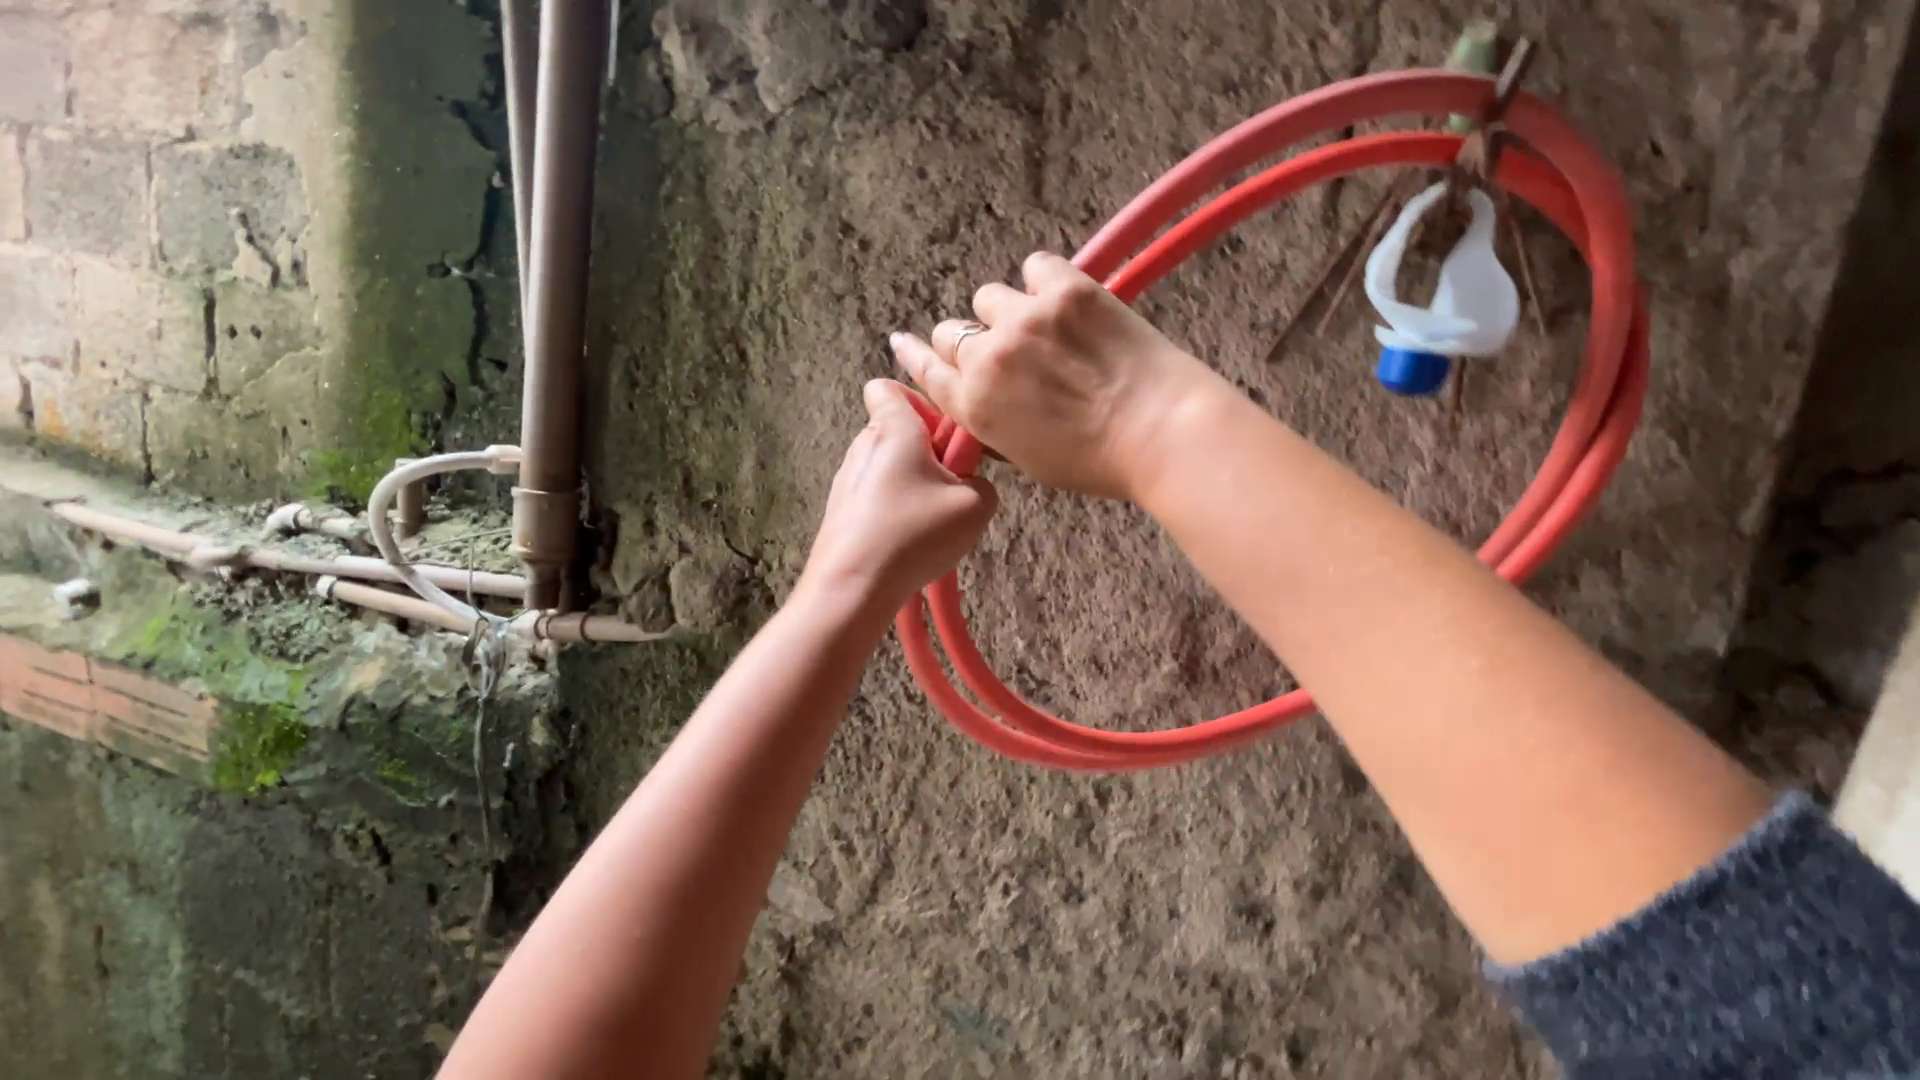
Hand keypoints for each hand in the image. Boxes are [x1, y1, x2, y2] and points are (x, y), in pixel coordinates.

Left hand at [799, 380, 998, 611]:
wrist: (853, 586)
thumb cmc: (914, 535)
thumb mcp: (976, 507)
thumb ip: (983, 483)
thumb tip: (969, 485)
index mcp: (893, 428)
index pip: (889, 386)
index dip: (920, 401)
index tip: (944, 436)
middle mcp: (863, 445)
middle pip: (897, 430)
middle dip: (928, 452)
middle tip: (950, 486)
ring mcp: (847, 479)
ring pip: (889, 467)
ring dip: (914, 485)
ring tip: (931, 522)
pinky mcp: (841, 511)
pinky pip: (877, 496)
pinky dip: (895, 510)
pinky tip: (909, 543)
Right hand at [889, 252, 1224, 500]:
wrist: (1160, 431)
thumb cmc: (1101, 460)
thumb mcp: (1031, 458)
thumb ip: (996, 422)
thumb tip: (990, 398)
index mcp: (975, 406)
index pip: (927, 371)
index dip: (915, 355)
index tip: (904, 342)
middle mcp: (988, 358)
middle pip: (951, 331)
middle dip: (972, 340)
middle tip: (1006, 349)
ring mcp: (1024, 319)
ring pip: (990, 297)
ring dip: (1009, 310)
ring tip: (1045, 327)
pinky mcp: (1064, 289)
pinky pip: (1035, 266)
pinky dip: (1045, 280)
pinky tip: (1066, 300)